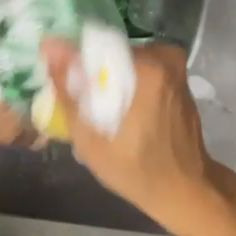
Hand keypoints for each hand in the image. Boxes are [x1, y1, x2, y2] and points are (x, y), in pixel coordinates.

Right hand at [42, 39, 222, 234]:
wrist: (186, 190)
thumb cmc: (136, 168)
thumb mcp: (90, 136)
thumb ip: (67, 88)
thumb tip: (49, 45)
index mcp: (147, 66)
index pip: (97, 46)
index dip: (78, 67)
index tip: (72, 93)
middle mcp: (165, 59)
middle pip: (113, 55)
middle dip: (96, 76)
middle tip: (86, 109)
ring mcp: (176, 70)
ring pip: (127, 64)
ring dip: (112, 83)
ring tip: (103, 115)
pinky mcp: (180, 82)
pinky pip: (144, 73)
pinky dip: (130, 88)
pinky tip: (123, 116)